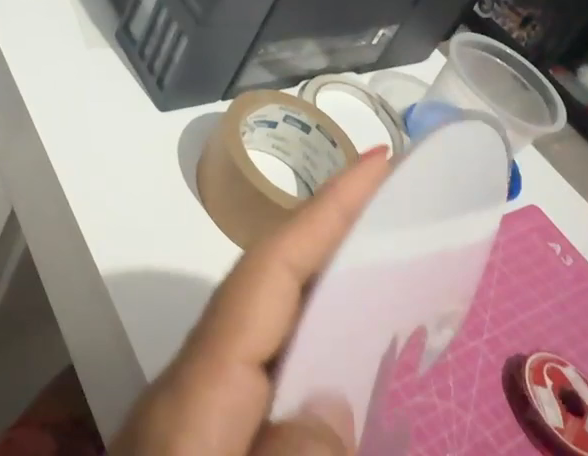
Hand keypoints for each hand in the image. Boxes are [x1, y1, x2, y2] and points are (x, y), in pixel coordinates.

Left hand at [112, 146, 392, 455]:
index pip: (271, 269)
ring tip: (389, 276)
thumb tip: (336, 403)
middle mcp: (191, 383)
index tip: (378, 161)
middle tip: (399, 208)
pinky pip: (260, 374)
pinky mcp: (192, 438)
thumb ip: (294, 455)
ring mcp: (188, 411)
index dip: (326, 211)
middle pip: (267, 287)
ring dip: (321, 295)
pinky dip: (304, 351)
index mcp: (199, 385)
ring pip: (265, 331)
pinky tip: (337, 371)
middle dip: (329, 240)